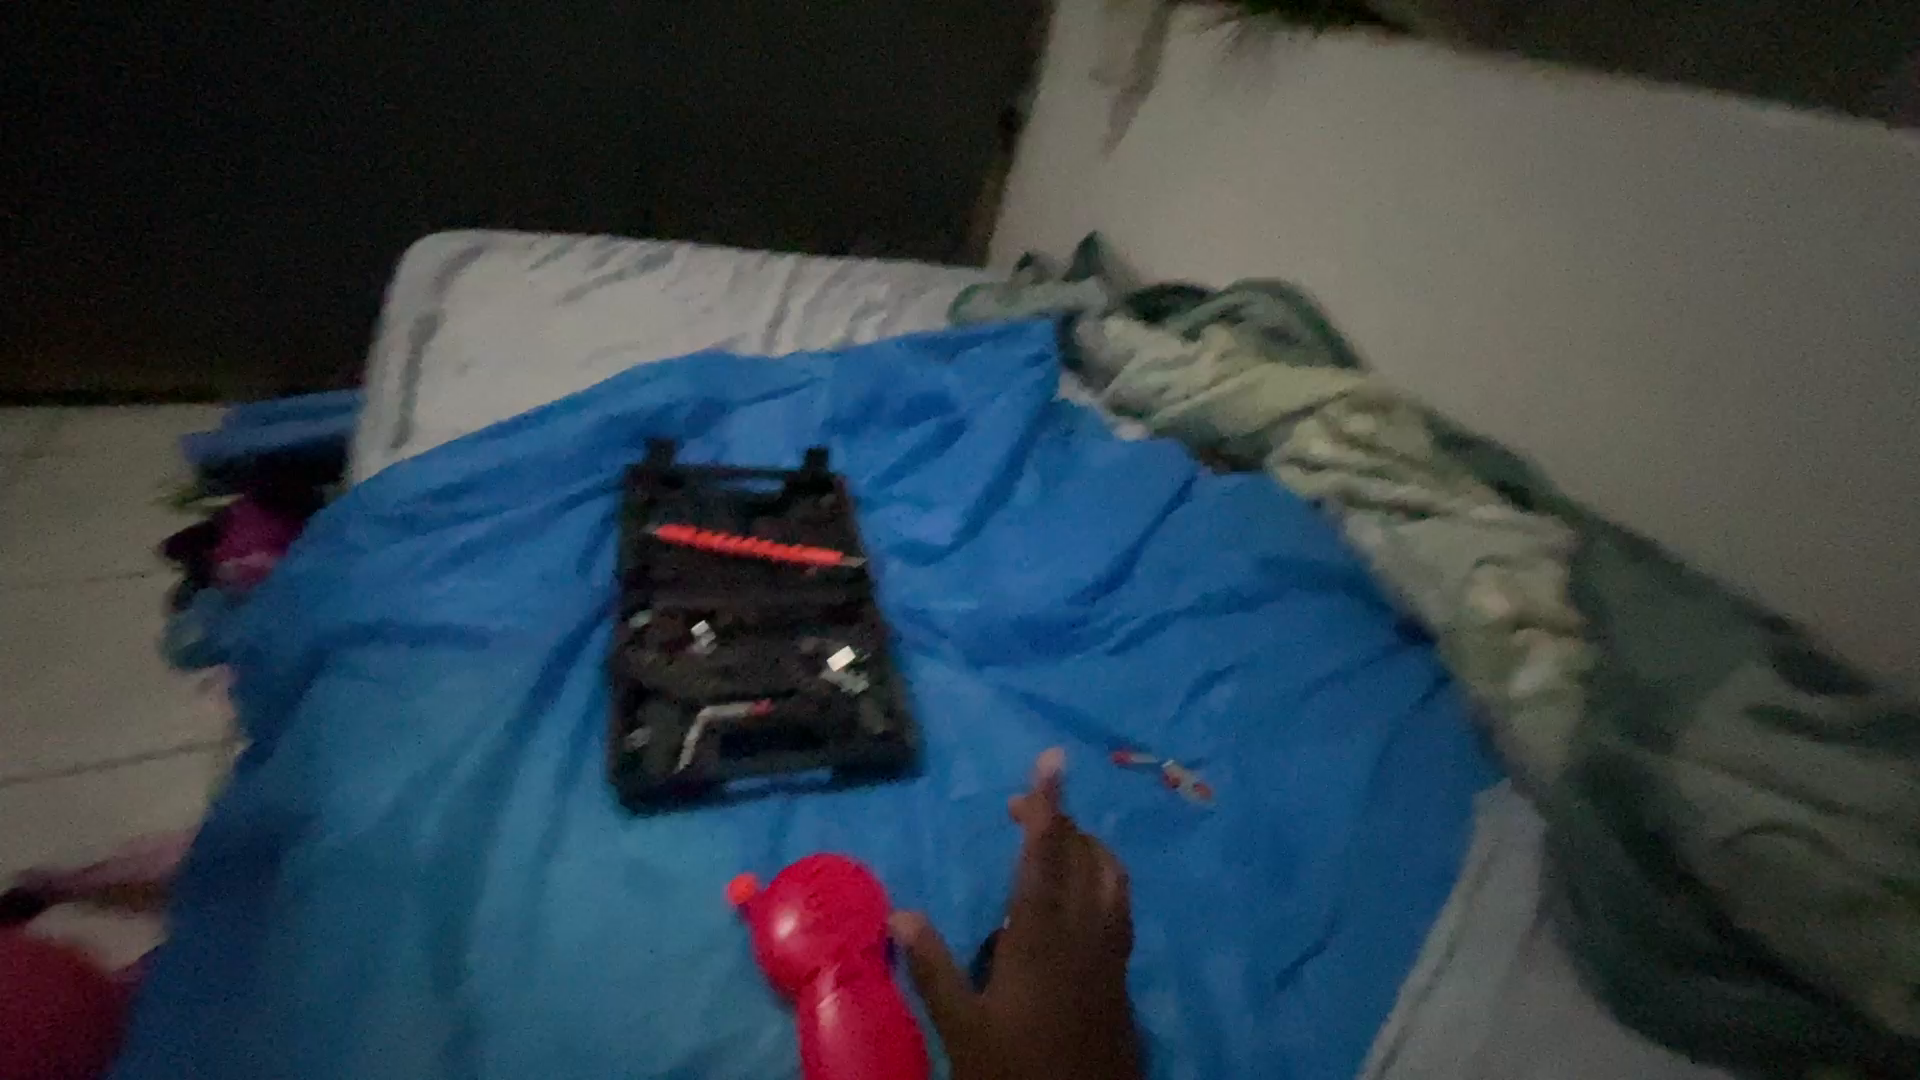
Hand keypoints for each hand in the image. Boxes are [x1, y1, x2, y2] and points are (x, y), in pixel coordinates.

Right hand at [891, 749, 1141, 1079]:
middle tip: (1021, 811)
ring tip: (1055, 843)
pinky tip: (1078, 897)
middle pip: (1083, 853)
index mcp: (1042, 935)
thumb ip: (932, 967)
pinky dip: (1101, 878)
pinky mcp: (1123, 974)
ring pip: (1111, 876)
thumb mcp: (963, 1029)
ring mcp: (1110, 952)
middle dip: (1059, 819)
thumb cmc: (1017, 1074)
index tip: (1053, 759)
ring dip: (1086, 846)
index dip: (1047, 802)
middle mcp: (1084, 931)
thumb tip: (899, 914)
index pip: (1046, 851)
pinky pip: (1119, 905)